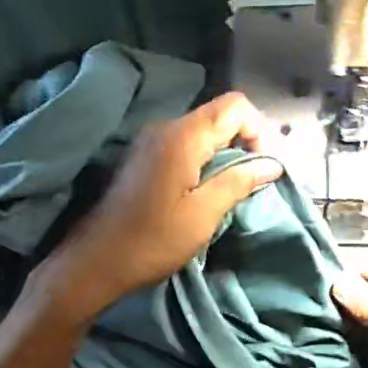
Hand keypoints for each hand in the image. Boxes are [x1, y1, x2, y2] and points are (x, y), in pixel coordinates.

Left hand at [35, 92, 283, 321]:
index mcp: (182, 136)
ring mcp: (150, 142)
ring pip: (202, 132)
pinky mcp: (143, 159)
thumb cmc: (152, 241)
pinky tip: (207, 192)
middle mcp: (165, 128)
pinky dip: (204, 162)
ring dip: (225, 154)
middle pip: (219, 116)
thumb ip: (239, 182)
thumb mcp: (203, 215)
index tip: (265, 166)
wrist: (95, 262)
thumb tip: (272, 164)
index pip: (236, 106)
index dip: (259, 129)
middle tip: (257, 180)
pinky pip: (185, 147)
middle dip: (245, 142)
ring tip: (235, 189)